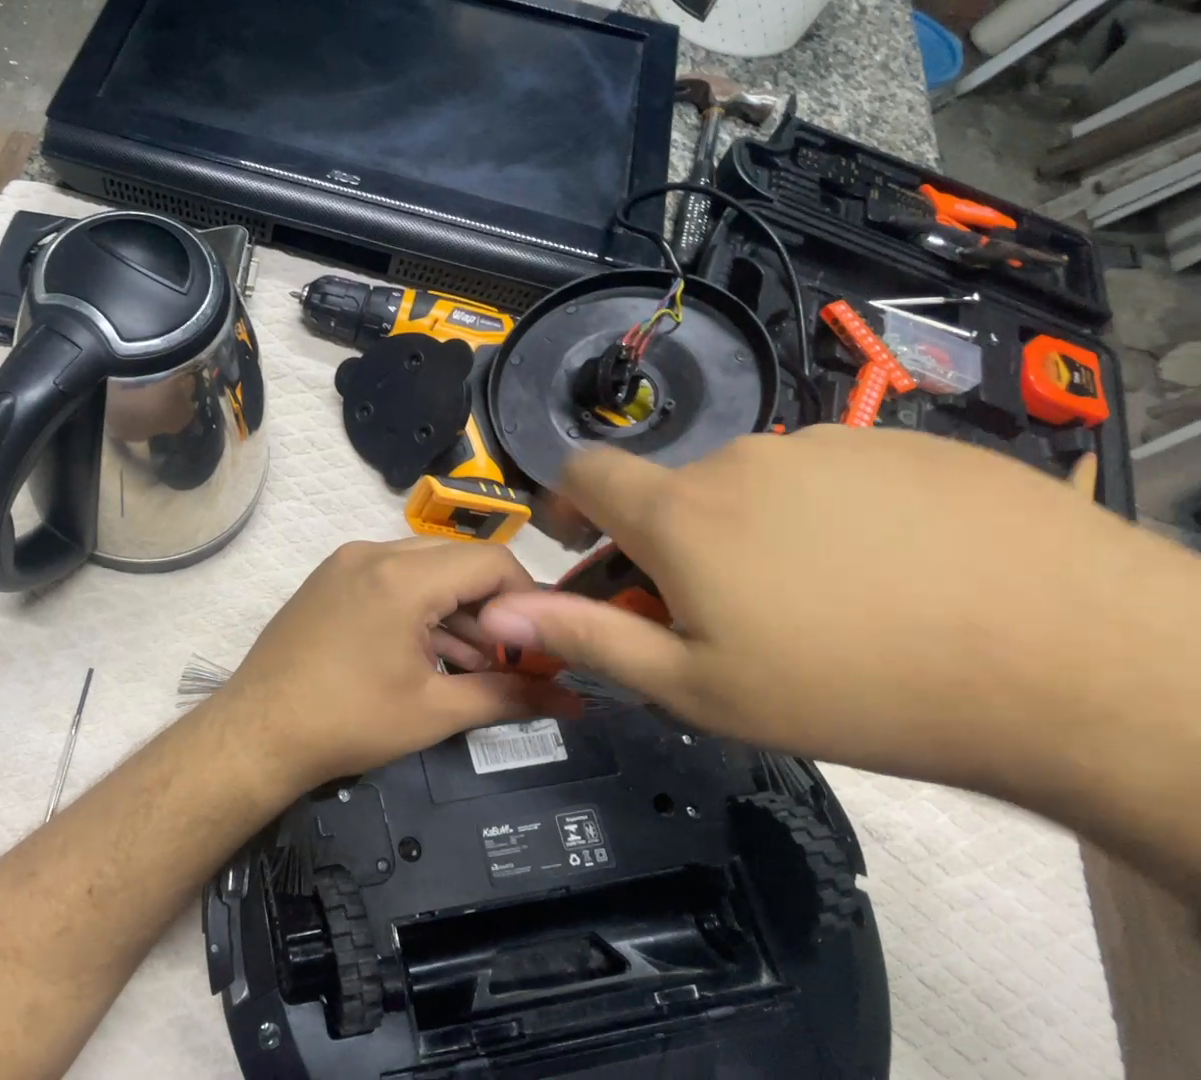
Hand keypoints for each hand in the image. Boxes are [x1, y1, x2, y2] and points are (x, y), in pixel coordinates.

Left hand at [210, 538, 571, 793]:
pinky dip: (419, 610)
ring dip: (455, 612)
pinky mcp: (327, 581)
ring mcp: (344, 564)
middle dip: (491, 608)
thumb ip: (509, 696)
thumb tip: (572, 701)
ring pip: (423, 571)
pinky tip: (432, 657)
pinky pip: (390, 580)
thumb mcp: (435, 712)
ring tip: (476, 669)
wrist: (256, 734)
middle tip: (510, 660)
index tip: (538, 645)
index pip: (492, 561)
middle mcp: (371, 553)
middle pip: (457, 562)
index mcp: (401, 576)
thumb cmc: (348, 722)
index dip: (527, 600)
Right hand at [478, 426, 1200, 798]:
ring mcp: (833, 443)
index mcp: (680, 511)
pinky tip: (883, 575)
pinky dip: (824, 518)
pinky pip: (832, 476)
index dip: (566, 503)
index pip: (584, 470)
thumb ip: (586, 637)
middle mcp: (745, 457)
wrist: (1073, 662)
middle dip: (667, 541)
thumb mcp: (696, 686)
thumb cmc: (850, 687)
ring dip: (747, 532)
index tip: (585, 549)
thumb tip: (498, 612)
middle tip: (714, 614)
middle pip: (672, 489)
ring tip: (812, 603)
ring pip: (753, 485)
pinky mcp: (911, 444)